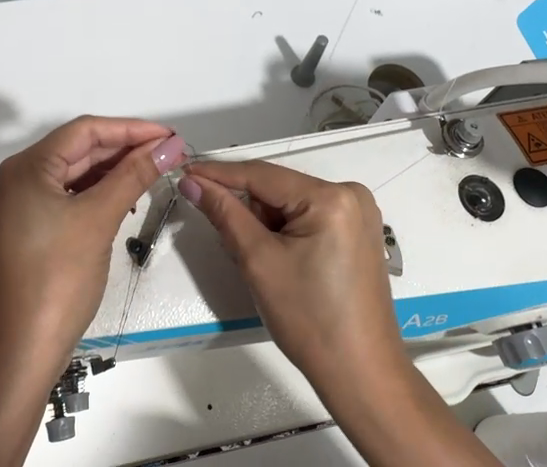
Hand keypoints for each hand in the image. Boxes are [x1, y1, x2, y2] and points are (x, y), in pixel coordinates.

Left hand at [0, 117, 185, 466]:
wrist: (21, 351)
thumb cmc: (57, 279)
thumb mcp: (98, 220)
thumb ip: (134, 176)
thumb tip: (169, 147)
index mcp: (28, 167)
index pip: (85, 130)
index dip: (130, 129)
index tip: (169, 136)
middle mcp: (21, 178)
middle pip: (80, 149)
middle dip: (125, 149)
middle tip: (169, 154)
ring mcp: (23, 205)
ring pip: (76, 174)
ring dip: (114, 171)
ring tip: (155, 173)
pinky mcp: (31, 229)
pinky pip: (70, 197)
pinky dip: (99, 193)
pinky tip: (126, 197)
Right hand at [182, 160, 498, 466]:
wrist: (361, 374)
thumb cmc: (309, 320)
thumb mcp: (259, 262)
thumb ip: (225, 214)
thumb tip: (193, 182)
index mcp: (331, 197)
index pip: (262, 175)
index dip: (219, 173)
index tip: (185, 171)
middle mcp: (350, 194)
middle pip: (278, 189)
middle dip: (247, 209)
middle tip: (225, 240)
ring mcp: (358, 213)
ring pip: (290, 204)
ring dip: (265, 223)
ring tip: (260, 263)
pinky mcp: (357, 233)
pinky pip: (308, 218)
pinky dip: (284, 232)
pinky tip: (279, 260)